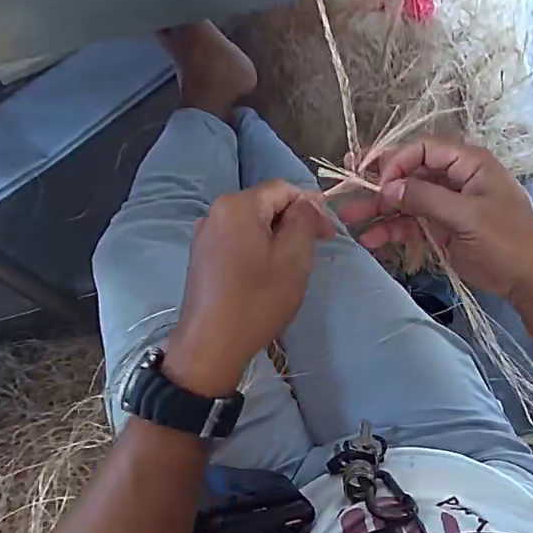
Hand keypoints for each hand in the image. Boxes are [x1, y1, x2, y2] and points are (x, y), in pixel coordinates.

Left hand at [162, 180, 334, 396]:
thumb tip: (307, 203)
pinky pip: (238, 241)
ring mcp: (205, 235)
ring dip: (278, 237)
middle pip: (266, 204)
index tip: (330, 233)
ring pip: (253, 224)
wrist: (212, 344)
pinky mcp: (202, 257)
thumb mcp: (293, 259)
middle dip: (295, 221)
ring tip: (295, 264)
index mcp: (238, 206)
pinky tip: (269, 273)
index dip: (311, 205)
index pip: (283, 189)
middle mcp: (215, 212)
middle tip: (317, 249)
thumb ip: (303, 222)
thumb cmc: (258, 300)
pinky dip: (259, 249)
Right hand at [339, 138, 532, 297]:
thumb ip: (426, 198)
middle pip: (409, 174)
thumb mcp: (467, 215)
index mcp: (468, 163)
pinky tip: (371, 239)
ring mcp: (447, 206)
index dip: (396, 160)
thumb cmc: (508, 238)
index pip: (423, 149)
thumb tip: (388, 187)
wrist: (530, 277)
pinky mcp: (443, 230)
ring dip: (379, 211)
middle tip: (347, 191)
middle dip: (378, 184)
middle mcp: (455, 179)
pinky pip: (412, 225)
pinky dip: (392, 231)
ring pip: (406, 201)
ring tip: (350, 220)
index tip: (375, 180)